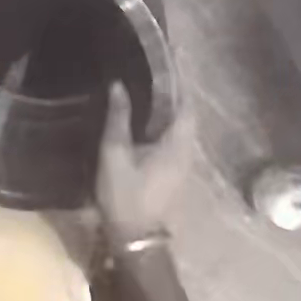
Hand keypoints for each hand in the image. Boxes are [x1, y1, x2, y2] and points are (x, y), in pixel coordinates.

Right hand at [95, 83, 186, 251]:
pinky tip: (143, 116)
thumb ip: (119, 118)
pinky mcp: (174, 170)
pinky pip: (173, 136)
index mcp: (177, 142)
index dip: (177, 81)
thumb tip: (118, 85)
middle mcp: (186, 149)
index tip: (163, 62)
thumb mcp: (115, 153)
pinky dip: (162, 122)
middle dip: (170, 91)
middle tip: (149, 70)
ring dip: (166, 107)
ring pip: (179, 125)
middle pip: (184, 112)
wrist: (133, 238)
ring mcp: (182, 161)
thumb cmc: (125, 195)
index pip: (185, 103)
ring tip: (143, 86)